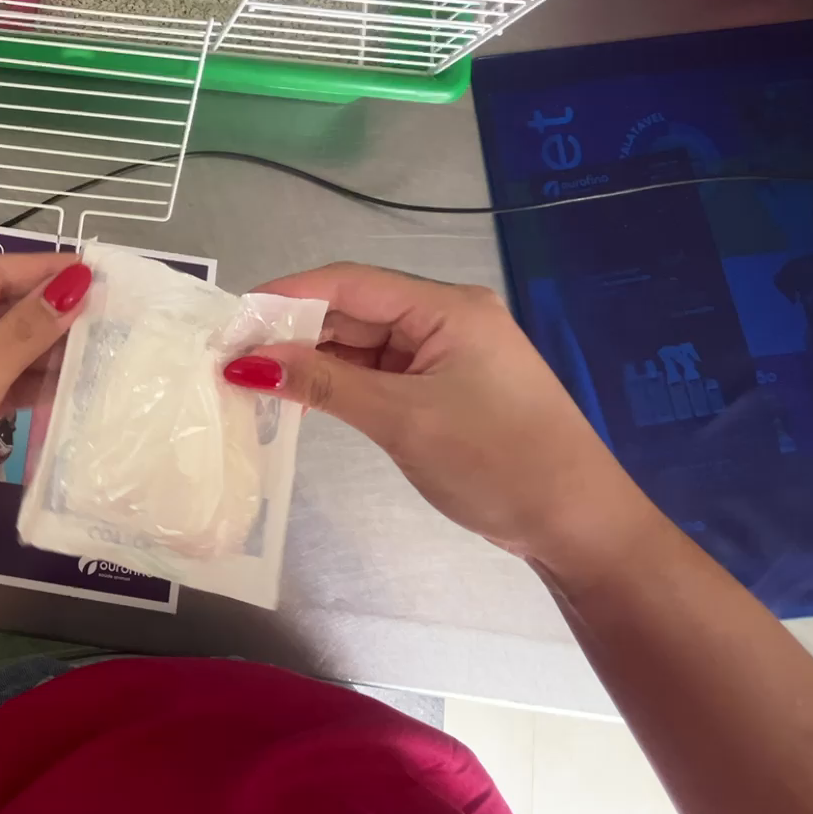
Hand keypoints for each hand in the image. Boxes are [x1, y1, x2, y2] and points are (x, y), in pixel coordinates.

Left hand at [0, 253, 91, 562]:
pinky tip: (73, 384)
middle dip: (49, 311)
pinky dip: (31, 383)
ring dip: (46, 349)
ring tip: (104, 346)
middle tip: (112, 312)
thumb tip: (75, 283)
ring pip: (3, 347)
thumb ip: (23, 333)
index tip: (100, 272)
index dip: (44, 270)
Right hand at [221, 263, 657, 568]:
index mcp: (445, 308)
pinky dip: (332, 380)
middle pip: (349, 310)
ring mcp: (438, 353)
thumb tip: (244, 363)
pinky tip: (293, 391)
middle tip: (231, 353)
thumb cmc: (498, 461)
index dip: (286, 296)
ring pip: (355, 342)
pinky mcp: (434, 385)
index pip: (349, 283)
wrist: (581, 529)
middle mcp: (440, 319)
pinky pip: (370, 370)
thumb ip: (321, 383)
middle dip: (291, 330)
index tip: (233, 318)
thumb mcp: (401, 419)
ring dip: (307, 357)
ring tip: (250, 373)